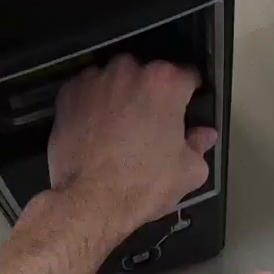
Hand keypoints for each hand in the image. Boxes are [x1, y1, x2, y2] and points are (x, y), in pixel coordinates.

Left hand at [46, 54, 218, 242]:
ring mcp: (95, 80)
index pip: (187, 76)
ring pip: (115, 81)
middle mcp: (129, 71)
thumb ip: (199, 146)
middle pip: (147, 75)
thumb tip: (204, 137)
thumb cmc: (141, 186)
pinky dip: (92, 106)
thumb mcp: (187, 172)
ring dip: (120, 98)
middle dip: (150, 96)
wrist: (91, 201)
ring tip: (120, 132)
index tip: (185, 107)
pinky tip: (97, 132)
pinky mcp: (69, 95)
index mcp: (165, 84)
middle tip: (150, 128)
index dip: (188, 94)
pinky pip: (86, 93)